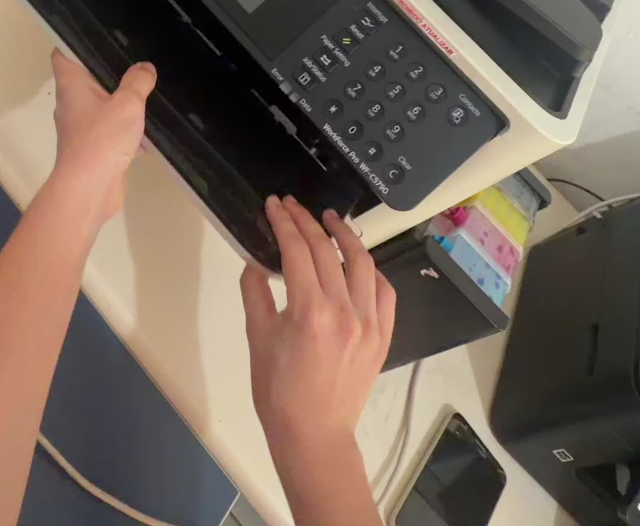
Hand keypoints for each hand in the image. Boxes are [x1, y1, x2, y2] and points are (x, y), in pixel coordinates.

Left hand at [45, 50, 155, 228]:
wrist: (89, 189)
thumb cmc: (101, 139)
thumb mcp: (127, 104)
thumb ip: (138, 82)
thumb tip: (145, 68)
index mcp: (72, 85)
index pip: (63, 54)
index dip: (76, 42)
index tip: (98, 35)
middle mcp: (71, 104)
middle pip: (86, 79)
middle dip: (108, 72)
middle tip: (133, 59)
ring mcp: (80, 128)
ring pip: (101, 106)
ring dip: (120, 101)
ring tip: (146, 90)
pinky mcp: (93, 149)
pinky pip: (110, 131)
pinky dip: (126, 130)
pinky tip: (149, 131)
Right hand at [239, 196, 395, 461]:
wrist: (314, 435)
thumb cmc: (278, 390)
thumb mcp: (257, 337)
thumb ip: (255, 292)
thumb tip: (256, 261)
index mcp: (309, 309)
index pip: (296, 250)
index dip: (283, 221)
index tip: (273, 204)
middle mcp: (344, 309)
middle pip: (326, 249)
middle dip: (306, 221)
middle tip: (291, 205)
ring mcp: (369, 321)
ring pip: (361, 263)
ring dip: (343, 235)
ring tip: (329, 218)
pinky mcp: (383, 335)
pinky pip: (384, 291)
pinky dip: (371, 269)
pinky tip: (357, 260)